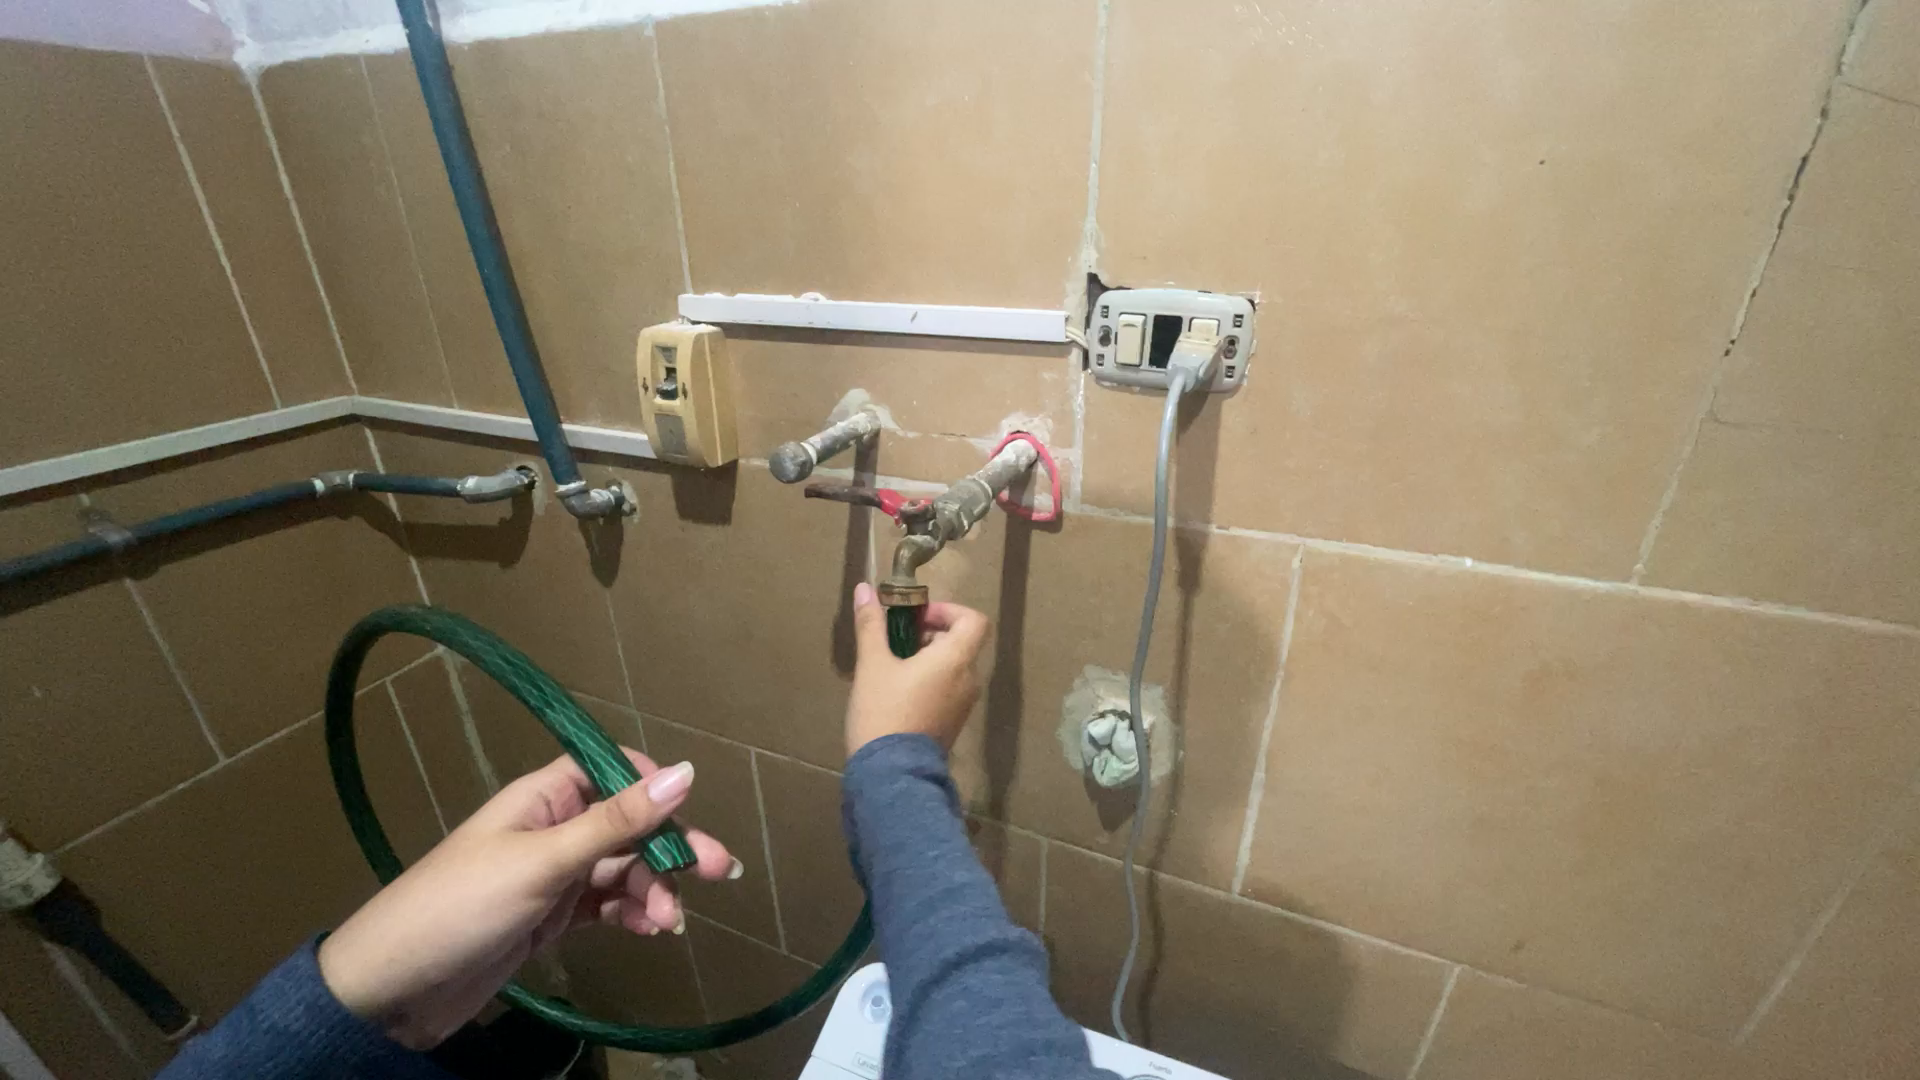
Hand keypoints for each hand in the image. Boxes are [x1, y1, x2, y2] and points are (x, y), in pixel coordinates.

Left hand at [317, 749, 734, 1049]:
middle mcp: (558, 826)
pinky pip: (609, 903)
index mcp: (548, 796)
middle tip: (720, 869)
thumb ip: (618, 820)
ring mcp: (557, 873)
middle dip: (672, 847)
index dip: (653, 786)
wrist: (384, 1000)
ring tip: (671, 922)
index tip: (683, 810)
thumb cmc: (462, 906)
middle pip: (631, 824)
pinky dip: (633, 913)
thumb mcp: (545, 860)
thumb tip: (688, 771)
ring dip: (653, 890)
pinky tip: (653, 929)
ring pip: (625, 868)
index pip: (614, 770)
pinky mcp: (556, 915)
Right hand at [846, 582, 990, 756]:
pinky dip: (931, 679)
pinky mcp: (954, 723)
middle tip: (898, 639)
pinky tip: (899, 690)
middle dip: (932, 633)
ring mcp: (964, 704)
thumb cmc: (884, 713)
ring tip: (894, 665)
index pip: (973, 620)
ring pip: (955, 666)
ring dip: (930, 657)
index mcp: (956, 659)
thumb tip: (865, 589)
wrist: (891, 776)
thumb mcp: (872, 665)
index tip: (918, 617)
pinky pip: (950, 688)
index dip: (948, 611)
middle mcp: (969, 679)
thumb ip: (871, 625)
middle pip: (963, 641)